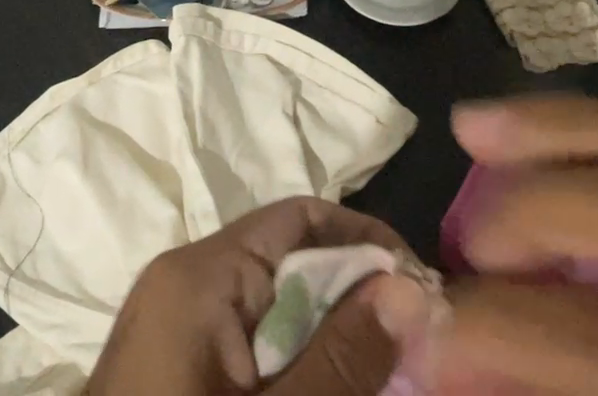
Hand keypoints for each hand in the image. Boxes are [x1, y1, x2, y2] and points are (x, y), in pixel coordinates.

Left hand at [86, 196, 430, 395]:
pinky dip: (294, 359)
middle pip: (290, 260)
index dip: (366, 241)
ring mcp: (174, 318)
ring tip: (380, 376)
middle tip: (414, 350)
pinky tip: (325, 386)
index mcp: (200, 275)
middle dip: (355, 297)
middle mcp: (184, 279)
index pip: (300, 219)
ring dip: (329, 334)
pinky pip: (249, 338)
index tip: (423, 291)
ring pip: (275, 303)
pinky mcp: (174, 357)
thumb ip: (341, 357)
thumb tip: (411, 287)